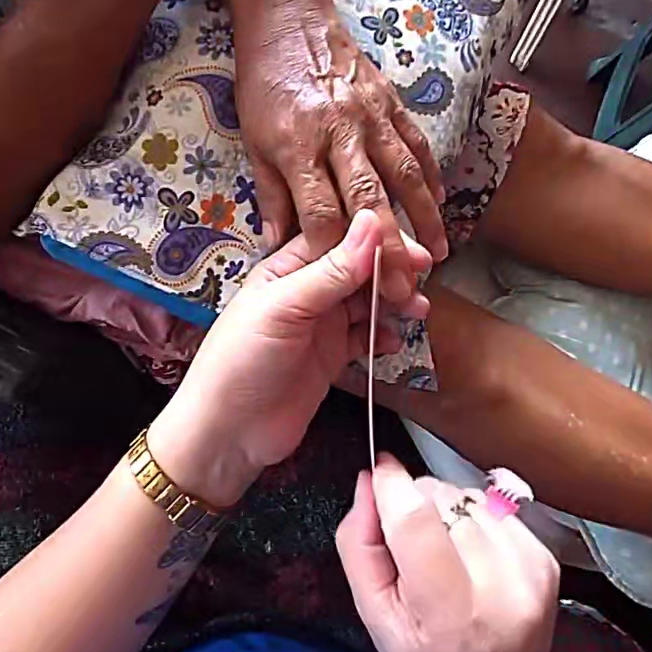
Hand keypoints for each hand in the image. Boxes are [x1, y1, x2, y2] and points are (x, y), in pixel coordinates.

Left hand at [150, 209, 427, 504]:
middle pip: (357, 268)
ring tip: (417, 310)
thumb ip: (330, 270)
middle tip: (423, 275)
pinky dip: (382, 336)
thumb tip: (370, 220)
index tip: (411, 247)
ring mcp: (319, 325)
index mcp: (285, 269)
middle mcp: (305, 291)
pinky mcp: (330, 357)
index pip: (337, 239)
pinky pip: (365, 337)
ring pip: (366, 301)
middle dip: (390, 270)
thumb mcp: (284, 309)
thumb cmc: (243, 361)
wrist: (229, 432)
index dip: (374, 239)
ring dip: (393, 302)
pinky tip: (392, 342)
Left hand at [229, 0, 447, 308]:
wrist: (288, 20)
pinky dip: (431, 177)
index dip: (333, 252)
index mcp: (297, 147)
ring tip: (437, 256)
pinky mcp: (390, 100)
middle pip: (368, 200)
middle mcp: (338, 133)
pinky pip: (417, 143)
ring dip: (424, 219)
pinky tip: (440, 205)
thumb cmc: (263, 85)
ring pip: (404, 174)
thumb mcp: (254, 142)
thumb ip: (270, 194)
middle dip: (388, 249)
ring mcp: (370, 115)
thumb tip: (276, 243)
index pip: (320, 211)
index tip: (346, 284)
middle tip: (404, 289)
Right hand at [337, 456, 561, 651]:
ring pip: (461, 493)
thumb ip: (359, 545)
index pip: (416, 518)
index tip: (375, 473)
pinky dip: (466, 517)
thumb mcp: (374, 619)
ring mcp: (531, 568)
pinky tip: (466, 554)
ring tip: (439, 555)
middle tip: (406, 548)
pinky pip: (486, 504)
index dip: (390, 484)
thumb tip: (367, 480)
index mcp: (451, 612)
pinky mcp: (545, 555)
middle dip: (410, 504)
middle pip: (437, 497)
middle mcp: (501, 585)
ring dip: (439, 510)